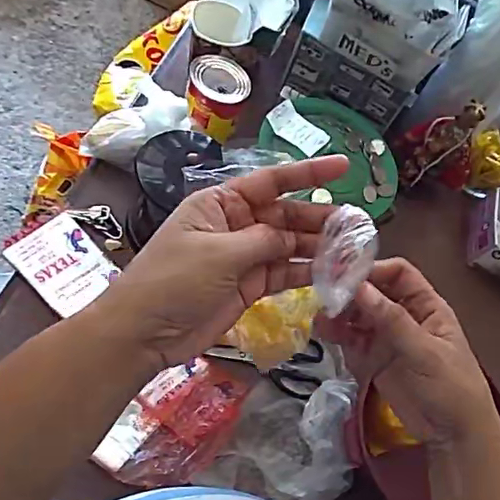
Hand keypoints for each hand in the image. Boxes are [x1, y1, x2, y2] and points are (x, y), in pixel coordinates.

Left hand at [94, 155, 349, 368]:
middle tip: (355, 225)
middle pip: (285, 215)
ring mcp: (242, 257)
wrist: (145, 332)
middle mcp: (235, 225)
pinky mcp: (247, 287)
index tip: (343, 166)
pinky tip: (330, 273)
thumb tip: (292, 235)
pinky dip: (305, 274)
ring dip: (318, 248)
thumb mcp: (219, 254)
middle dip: (319, 218)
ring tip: (351, 250)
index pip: (271, 181)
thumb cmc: (173, 281)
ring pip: (288, 246)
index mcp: (220, 204)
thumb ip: (262, 241)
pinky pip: (282, 274)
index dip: (308, 174)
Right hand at [315, 258, 499, 448]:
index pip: (398, 274)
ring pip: (357, 315)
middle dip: (350, 292)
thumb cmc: (451, 387)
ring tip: (321, 316)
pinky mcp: (372, 359)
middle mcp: (403, 316)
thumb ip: (391, 319)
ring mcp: (386, 338)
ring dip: (339, 312)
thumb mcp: (424, 351)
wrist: (452, 434)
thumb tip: (359, 288)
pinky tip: (322, 331)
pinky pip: (350, 339)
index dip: (374, 270)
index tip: (346, 276)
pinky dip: (336, 333)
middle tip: (325, 295)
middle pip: (372, 292)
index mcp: (426, 306)